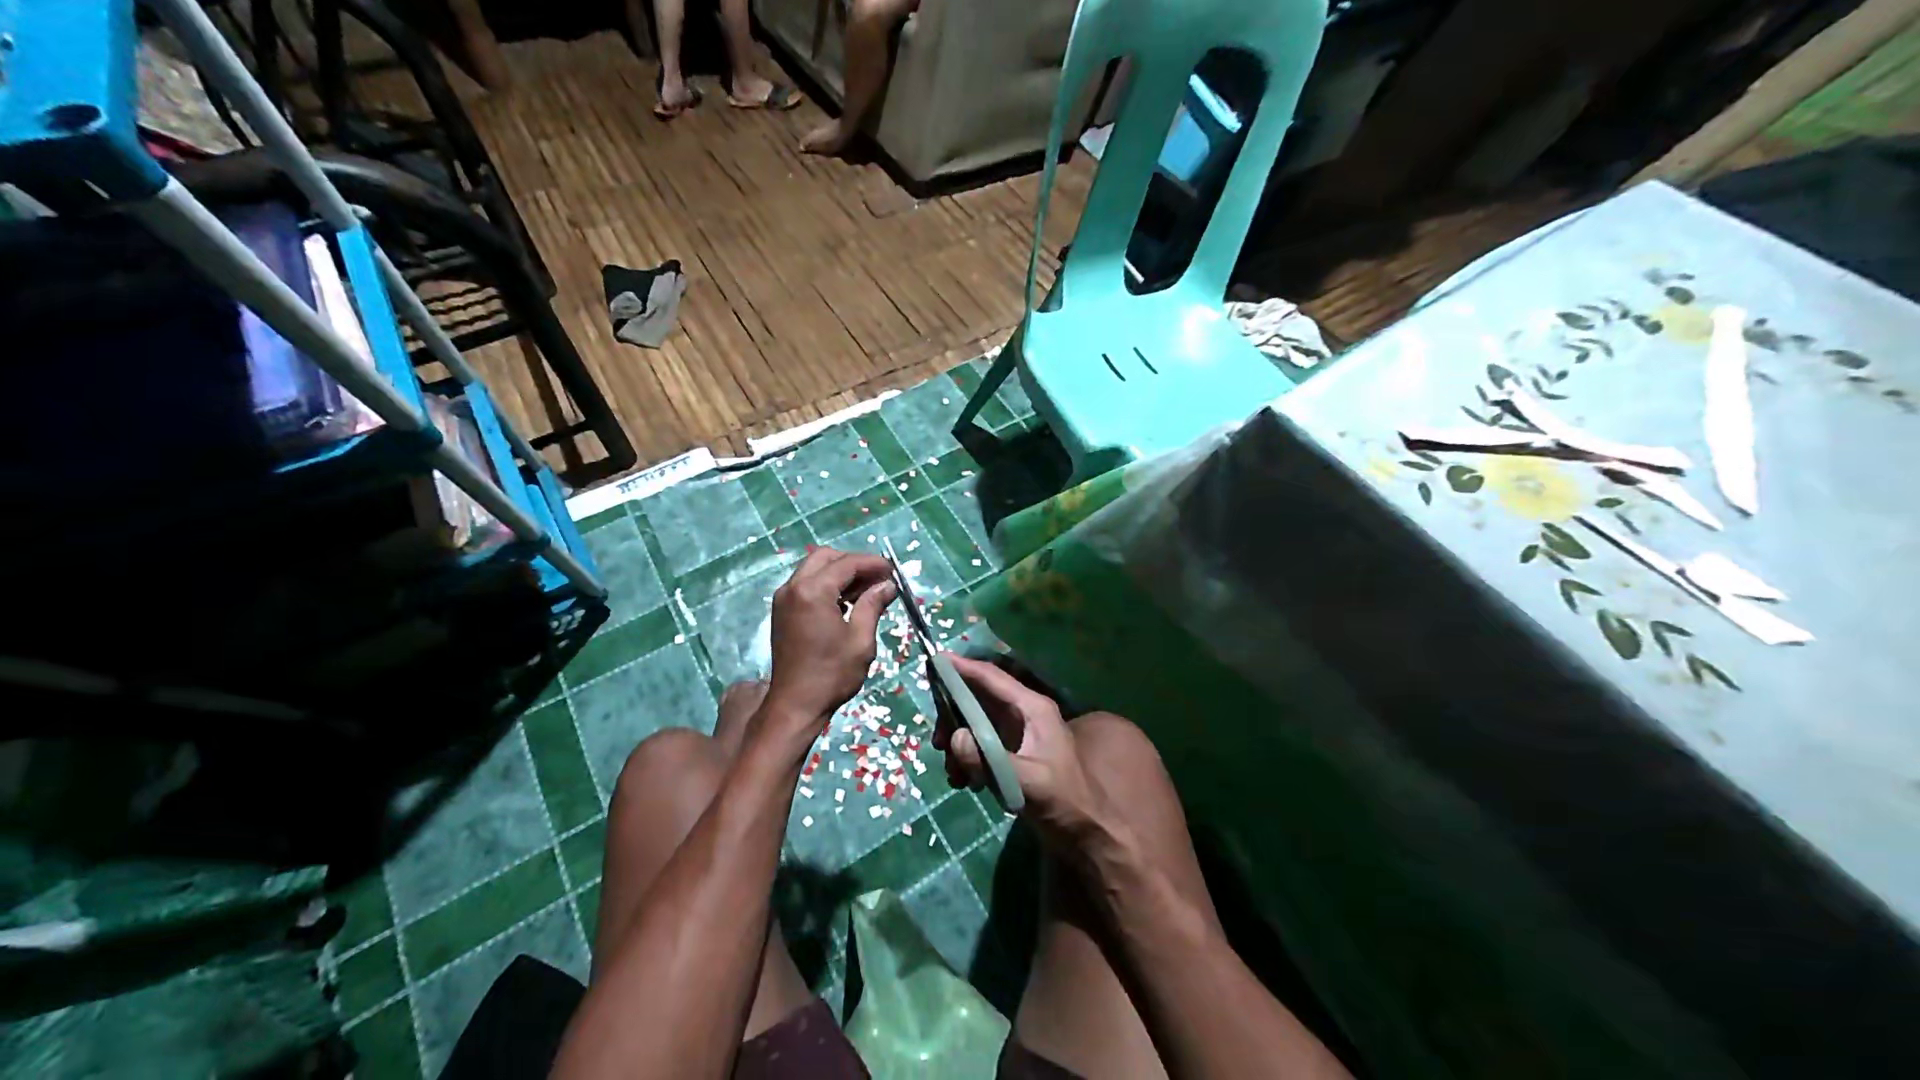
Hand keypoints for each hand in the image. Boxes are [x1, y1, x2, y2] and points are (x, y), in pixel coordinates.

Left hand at [762, 547, 897, 729]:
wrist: (796, 704)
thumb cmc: (832, 674)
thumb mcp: (860, 639)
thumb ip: (872, 605)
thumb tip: (888, 586)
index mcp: (812, 592)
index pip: (846, 564)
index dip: (872, 564)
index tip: (893, 571)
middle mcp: (793, 588)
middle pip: (826, 558)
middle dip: (854, 563)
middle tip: (878, 578)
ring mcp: (784, 599)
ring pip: (813, 569)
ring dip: (840, 573)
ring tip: (867, 590)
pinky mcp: (782, 611)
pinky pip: (806, 584)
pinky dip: (826, 584)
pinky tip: (846, 601)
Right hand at [933, 654, 1104, 844]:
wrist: (1085, 830)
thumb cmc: (1062, 800)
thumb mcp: (1025, 782)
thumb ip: (988, 760)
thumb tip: (956, 737)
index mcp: (1032, 709)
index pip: (992, 678)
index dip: (963, 667)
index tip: (934, 660)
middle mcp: (1023, 713)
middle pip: (976, 699)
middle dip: (953, 717)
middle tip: (939, 743)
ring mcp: (1016, 732)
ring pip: (973, 723)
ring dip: (957, 744)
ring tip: (954, 773)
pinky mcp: (1010, 751)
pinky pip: (978, 744)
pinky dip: (966, 758)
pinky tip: (964, 782)